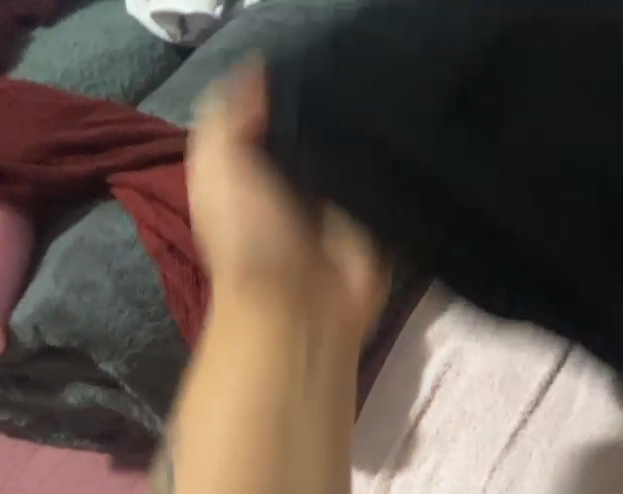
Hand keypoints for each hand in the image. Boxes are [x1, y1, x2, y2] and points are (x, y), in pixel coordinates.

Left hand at [187, 64, 387, 326]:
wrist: (304, 306)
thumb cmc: (250, 237)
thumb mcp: (216, 160)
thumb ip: (230, 111)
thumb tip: (264, 72)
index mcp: (256, 164)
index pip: (278, 110)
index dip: (290, 85)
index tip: (316, 58)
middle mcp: (301, 182)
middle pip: (325, 129)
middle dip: (338, 106)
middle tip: (359, 76)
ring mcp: (344, 206)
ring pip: (361, 156)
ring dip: (372, 137)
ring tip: (387, 104)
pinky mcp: (380, 228)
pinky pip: (392, 190)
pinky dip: (399, 174)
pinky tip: (406, 149)